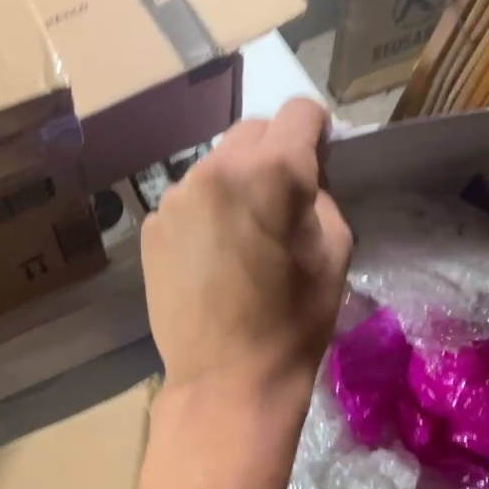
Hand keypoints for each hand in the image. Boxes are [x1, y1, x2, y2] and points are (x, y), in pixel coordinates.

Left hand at [142, 97, 352, 398]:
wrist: (227, 378)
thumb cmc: (295, 321)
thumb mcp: (335, 252)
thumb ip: (321, 197)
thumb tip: (302, 181)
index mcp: (273, 170)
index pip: (299, 111)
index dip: (315, 130)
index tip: (318, 156)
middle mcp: (217, 169)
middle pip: (252, 132)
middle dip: (273, 153)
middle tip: (280, 199)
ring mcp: (177, 197)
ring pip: (215, 166)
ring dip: (234, 184)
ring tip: (241, 234)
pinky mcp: (153, 226)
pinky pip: (187, 201)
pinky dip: (204, 213)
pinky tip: (210, 256)